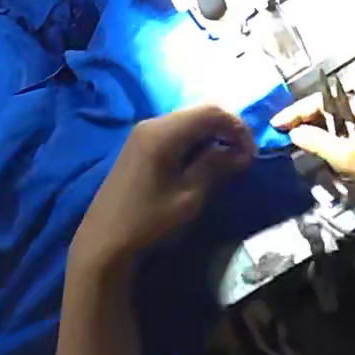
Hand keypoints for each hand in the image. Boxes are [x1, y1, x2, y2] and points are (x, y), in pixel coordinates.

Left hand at [70, 105, 254, 280]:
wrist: (103, 242)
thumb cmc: (147, 222)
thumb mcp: (188, 197)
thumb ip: (215, 167)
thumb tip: (241, 153)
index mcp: (163, 133)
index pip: (211, 112)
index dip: (237, 127)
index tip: (251, 154)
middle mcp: (152, 123)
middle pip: (199, 112)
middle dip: (226, 129)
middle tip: (242, 156)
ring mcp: (143, 132)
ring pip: (188, 120)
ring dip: (211, 135)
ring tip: (227, 161)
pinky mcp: (139, 144)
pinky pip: (176, 131)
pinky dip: (195, 140)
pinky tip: (203, 161)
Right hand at [271, 93, 354, 222]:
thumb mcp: (348, 158)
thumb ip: (317, 142)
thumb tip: (293, 132)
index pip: (322, 102)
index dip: (296, 113)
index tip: (275, 124)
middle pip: (327, 113)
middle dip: (305, 125)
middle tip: (280, 135)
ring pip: (332, 130)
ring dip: (316, 140)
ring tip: (292, 146)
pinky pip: (342, 143)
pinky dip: (328, 151)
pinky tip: (315, 159)